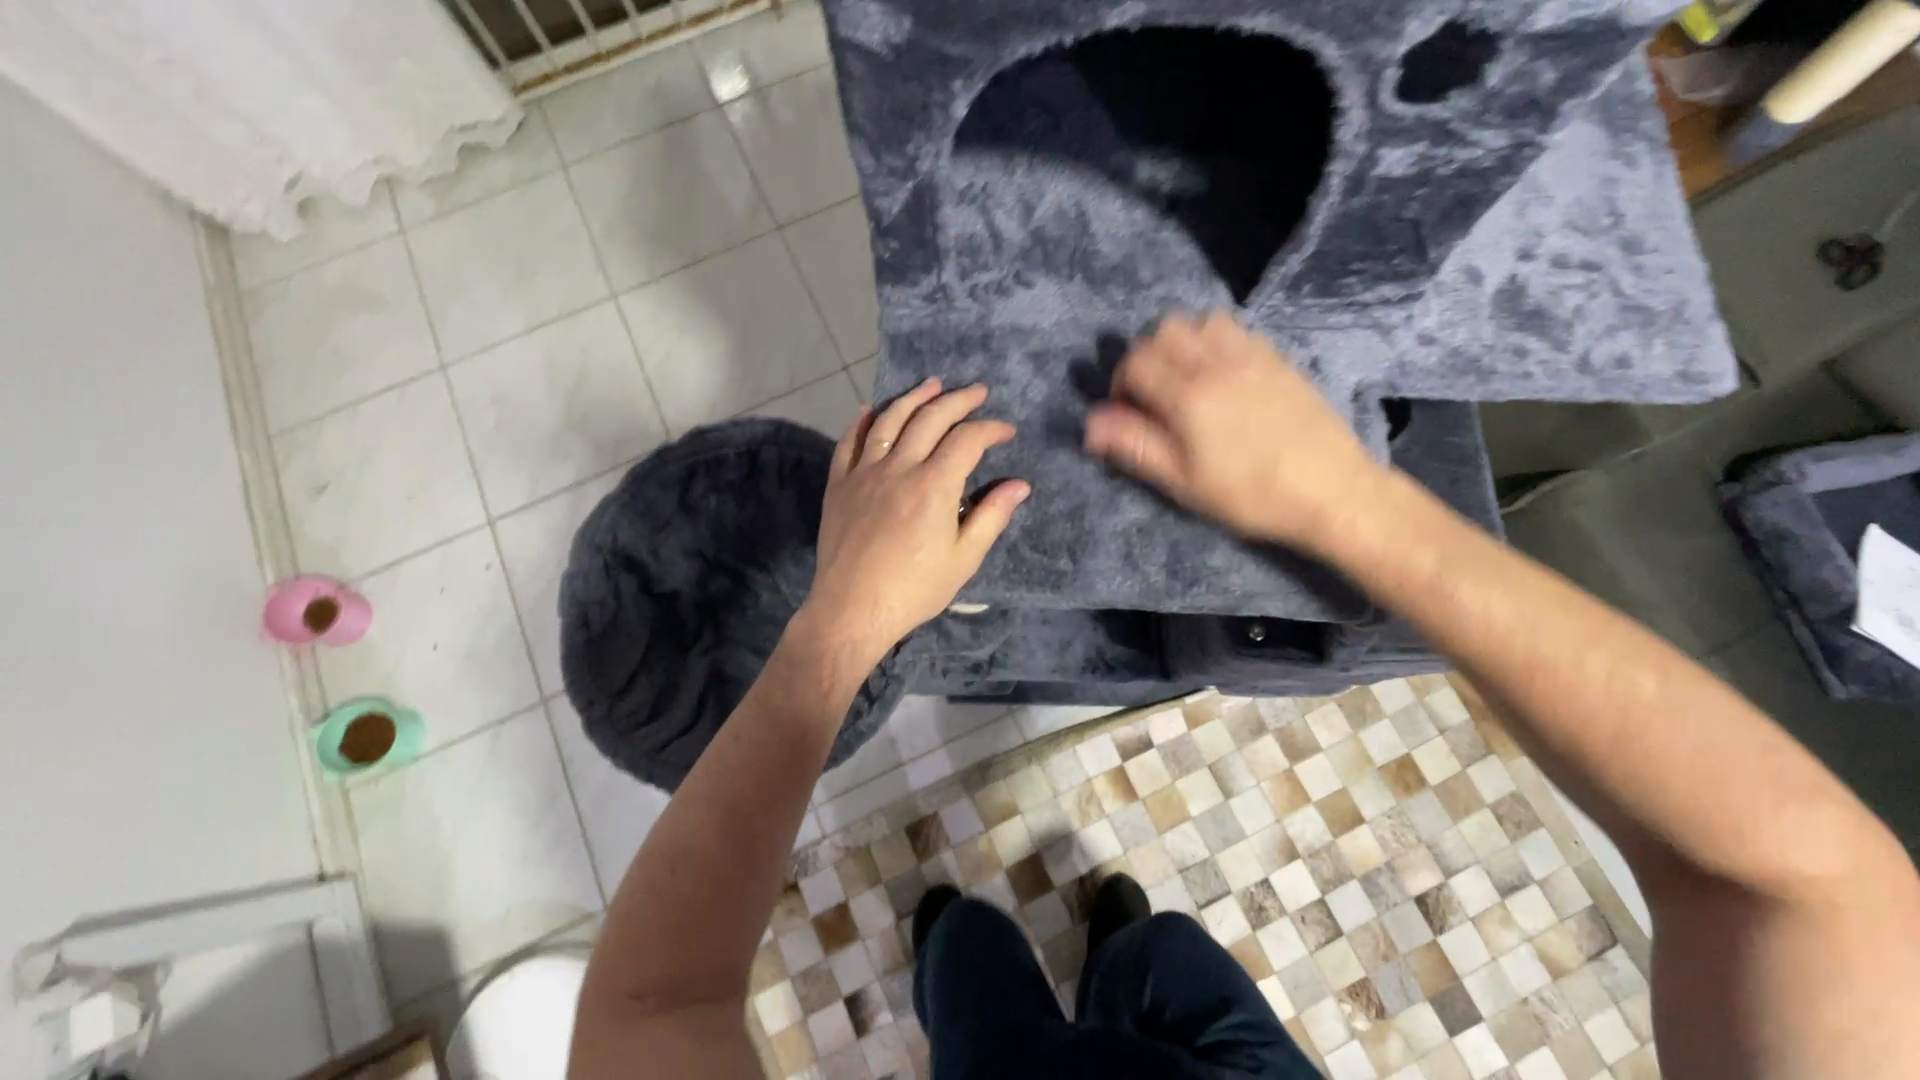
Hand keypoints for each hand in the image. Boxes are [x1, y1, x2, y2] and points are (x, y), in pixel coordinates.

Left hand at [800, 378, 1029, 659]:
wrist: (852, 609)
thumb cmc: (914, 590)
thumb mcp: (963, 559)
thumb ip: (991, 516)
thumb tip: (1019, 484)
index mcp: (934, 486)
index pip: (967, 440)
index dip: (990, 429)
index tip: (1006, 431)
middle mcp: (898, 468)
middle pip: (930, 418)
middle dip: (958, 400)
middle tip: (976, 392)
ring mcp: (864, 473)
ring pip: (889, 421)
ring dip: (913, 398)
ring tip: (932, 385)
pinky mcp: (839, 485)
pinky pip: (848, 442)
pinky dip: (861, 422)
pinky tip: (869, 410)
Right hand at [1083, 312, 1386, 551]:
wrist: (1332, 490)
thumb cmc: (1251, 495)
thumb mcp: (1184, 482)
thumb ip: (1136, 446)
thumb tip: (1091, 423)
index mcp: (1188, 395)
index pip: (1135, 361)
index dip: (1120, 384)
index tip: (1128, 412)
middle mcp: (1217, 363)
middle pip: (1164, 330)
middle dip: (1148, 356)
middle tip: (1154, 394)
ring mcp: (1252, 355)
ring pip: (1200, 321)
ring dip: (1183, 343)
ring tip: (1188, 380)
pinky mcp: (1278, 359)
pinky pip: (1237, 330)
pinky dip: (1217, 343)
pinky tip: (1224, 377)